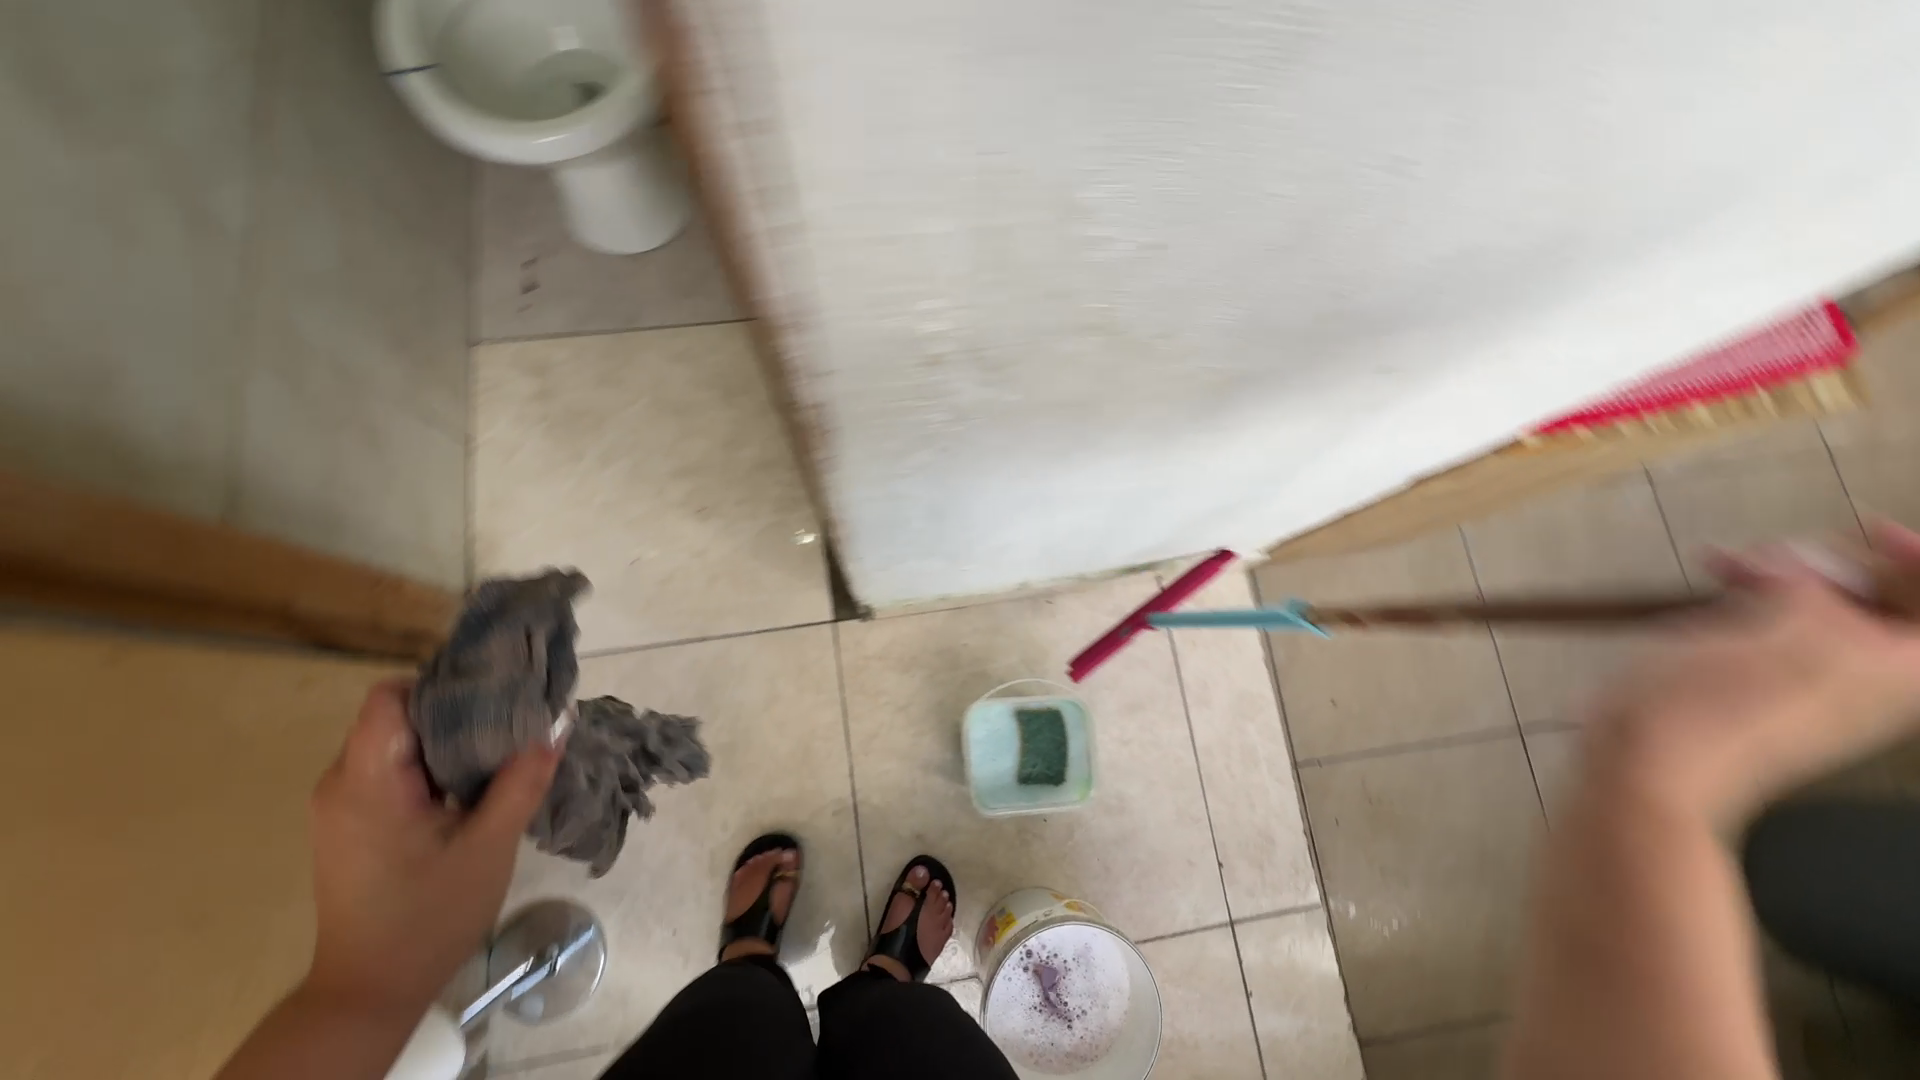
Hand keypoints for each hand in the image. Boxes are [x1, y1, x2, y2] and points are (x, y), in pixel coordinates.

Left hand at [304, 678, 561, 1013]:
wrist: (371, 991)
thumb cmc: (427, 917)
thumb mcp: (489, 847)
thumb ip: (521, 782)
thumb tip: (557, 725)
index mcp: (366, 782)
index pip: (390, 698)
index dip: (442, 686)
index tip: (497, 694)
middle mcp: (343, 784)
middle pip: (398, 717)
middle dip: (458, 712)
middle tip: (516, 720)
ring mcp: (346, 806)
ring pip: (400, 745)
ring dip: (451, 742)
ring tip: (505, 750)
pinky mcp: (357, 825)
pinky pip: (397, 773)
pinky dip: (437, 768)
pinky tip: (477, 786)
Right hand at [1583, 523, 1919, 828]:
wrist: (1646, 765)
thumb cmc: (1714, 706)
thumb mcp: (1782, 635)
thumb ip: (1819, 589)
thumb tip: (1809, 567)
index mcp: (1895, 670)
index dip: (1916, 561)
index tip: (1869, 531)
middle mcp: (1868, 678)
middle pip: (1886, 602)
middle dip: (1836, 563)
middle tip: (1776, 550)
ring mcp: (1810, 681)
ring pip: (1825, 609)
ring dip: (1784, 574)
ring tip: (1727, 561)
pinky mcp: (1758, 681)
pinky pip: (1778, 625)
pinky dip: (1751, 595)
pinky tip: (1713, 577)